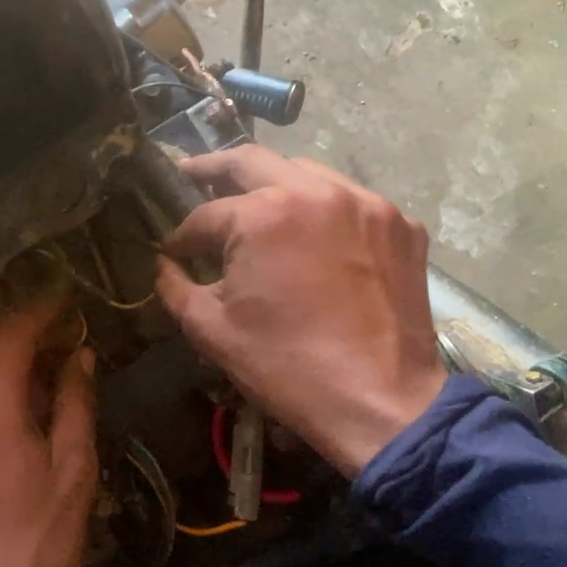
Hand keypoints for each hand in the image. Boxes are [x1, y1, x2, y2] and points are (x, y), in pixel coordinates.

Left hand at [0, 300, 97, 566]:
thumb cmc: (31, 543)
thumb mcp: (72, 475)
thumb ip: (76, 405)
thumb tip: (80, 356)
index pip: (14, 331)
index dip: (43, 311)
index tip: (69, 304)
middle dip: (25, 340)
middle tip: (64, 351)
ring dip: (1, 368)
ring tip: (39, 389)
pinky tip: (3, 419)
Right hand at [154, 145, 444, 476]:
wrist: (383, 405)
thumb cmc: (286, 366)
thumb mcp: (211, 329)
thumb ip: (175, 286)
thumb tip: (166, 264)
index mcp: (262, 215)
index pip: (205, 214)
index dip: (182, 236)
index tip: (174, 253)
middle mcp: (315, 192)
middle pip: (251, 161)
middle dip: (214, 170)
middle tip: (192, 174)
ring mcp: (365, 204)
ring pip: (305, 172)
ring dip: (272, 184)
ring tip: (254, 205)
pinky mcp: (400, 225)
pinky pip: (349, 201)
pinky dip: (322, 210)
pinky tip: (312, 237)